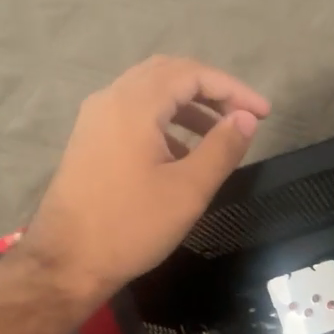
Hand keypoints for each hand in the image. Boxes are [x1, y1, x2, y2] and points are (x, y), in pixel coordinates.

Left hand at [19, 55, 270, 305]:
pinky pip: (135, 113)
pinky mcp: (92, 140)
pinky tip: (185, 152)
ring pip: (150, 92)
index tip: (264, 114)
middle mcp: (111, 100)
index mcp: (134, 106)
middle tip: (243, 116)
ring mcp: (97, 119)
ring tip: (220, 135)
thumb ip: (222, 148)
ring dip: (190, 106)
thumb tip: (246, 119)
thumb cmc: (132, 225)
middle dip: (211, 90)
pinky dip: (168, 121)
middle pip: (168, 73)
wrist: (69, 259)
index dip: (233, 88)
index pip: (191, 74)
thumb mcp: (189, 190)